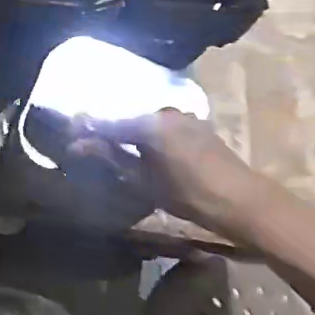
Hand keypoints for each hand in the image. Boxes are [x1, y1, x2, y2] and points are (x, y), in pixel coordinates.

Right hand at [69, 108, 266, 231]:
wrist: (245, 203)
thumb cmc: (191, 195)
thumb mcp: (144, 181)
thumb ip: (111, 158)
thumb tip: (79, 144)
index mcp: (150, 124)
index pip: (107, 122)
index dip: (86, 130)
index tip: (69, 139)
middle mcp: (165, 112)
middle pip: (126, 119)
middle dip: (106, 131)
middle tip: (88, 147)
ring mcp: (183, 117)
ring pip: (144, 122)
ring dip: (128, 135)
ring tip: (113, 151)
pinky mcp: (196, 126)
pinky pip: (161, 126)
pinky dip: (147, 136)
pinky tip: (142, 151)